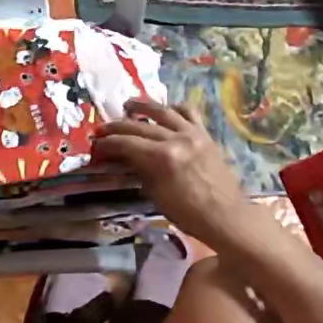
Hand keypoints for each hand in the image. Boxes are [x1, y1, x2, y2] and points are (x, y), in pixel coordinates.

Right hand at [94, 99, 273, 255]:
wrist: (227, 216)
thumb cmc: (188, 213)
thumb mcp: (155, 193)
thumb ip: (139, 169)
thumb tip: (122, 157)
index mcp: (162, 157)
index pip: (126, 143)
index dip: (107, 143)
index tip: (95, 145)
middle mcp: (176, 139)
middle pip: (139, 126)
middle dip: (116, 127)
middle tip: (101, 130)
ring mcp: (192, 133)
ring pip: (162, 111)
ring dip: (142, 106)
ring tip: (127, 105)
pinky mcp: (204, 134)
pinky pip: (188, 112)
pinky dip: (174, 109)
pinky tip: (165, 112)